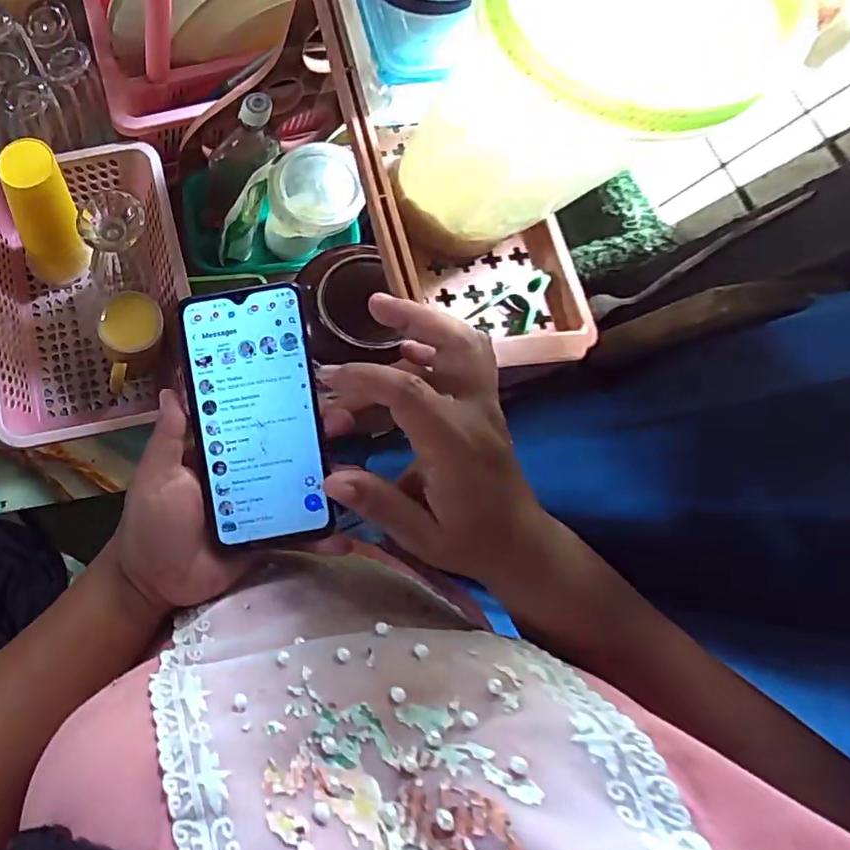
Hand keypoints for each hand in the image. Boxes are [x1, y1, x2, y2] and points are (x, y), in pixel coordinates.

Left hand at [100, 388, 346, 615]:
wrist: (156, 584)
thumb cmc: (152, 522)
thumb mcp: (157, 475)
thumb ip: (169, 437)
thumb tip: (169, 390)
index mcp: (213, 452)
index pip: (248, 420)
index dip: (274, 403)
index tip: (305, 386)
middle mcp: (239, 473)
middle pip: (280, 449)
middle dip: (312, 434)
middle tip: (342, 420)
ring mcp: (255, 505)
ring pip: (296, 487)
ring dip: (325, 478)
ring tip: (355, 470)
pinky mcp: (264, 538)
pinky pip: (296, 533)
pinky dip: (319, 537)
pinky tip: (345, 538)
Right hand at [318, 294, 556, 587]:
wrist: (522, 544)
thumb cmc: (471, 541)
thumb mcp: (422, 536)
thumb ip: (378, 504)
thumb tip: (331, 477)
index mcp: (455, 445)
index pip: (409, 393)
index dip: (365, 379)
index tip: (328, 380)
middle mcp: (474, 414)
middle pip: (455, 345)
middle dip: (414, 317)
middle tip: (373, 306)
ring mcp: (484, 406)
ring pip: (466, 343)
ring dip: (426, 320)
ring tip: (384, 312)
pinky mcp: (482, 405)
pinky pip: (466, 358)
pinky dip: (435, 341)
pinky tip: (405, 347)